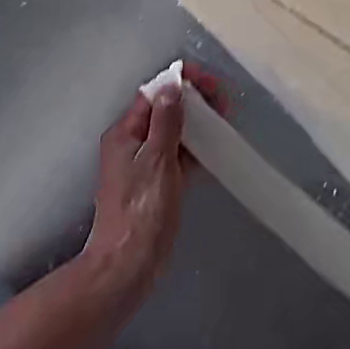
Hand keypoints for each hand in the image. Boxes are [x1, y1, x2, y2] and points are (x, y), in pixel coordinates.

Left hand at [82, 63, 224, 299]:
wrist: (127, 265)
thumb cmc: (140, 210)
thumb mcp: (156, 159)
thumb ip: (166, 121)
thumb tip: (172, 84)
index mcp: (124, 133)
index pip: (153, 94)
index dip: (180, 83)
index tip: (208, 83)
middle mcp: (131, 144)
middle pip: (163, 111)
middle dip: (192, 100)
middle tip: (223, 101)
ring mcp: (144, 165)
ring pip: (173, 133)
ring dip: (196, 123)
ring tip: (224, 118)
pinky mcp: (156, 185)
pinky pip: (177, 155)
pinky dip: (195, 147)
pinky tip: (215, 145)